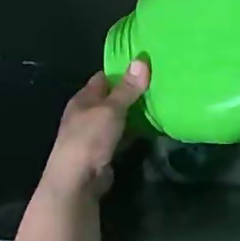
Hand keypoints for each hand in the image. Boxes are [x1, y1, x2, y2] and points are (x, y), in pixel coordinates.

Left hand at [41, 62, 148, 199]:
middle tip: (159, 82)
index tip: (145, 64)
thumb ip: (127, 88)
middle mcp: (87, 114)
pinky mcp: (104, 151)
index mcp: (83, 99)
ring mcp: (95, 134)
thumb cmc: (90, 138)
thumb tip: (141, 59)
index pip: (103, 77)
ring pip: (119, 117)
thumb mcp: (111, 109)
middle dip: (132, 92)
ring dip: (135, 112)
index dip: (121, 70)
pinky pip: (123, 135)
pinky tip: (152, 127)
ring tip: (161, 101)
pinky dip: (135, 131)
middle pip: (112, 97)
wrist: (77, 181)